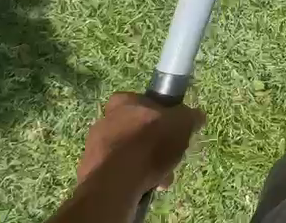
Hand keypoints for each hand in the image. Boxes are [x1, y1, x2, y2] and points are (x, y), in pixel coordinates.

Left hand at [78, 92, 206, 192]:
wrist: (117, 181)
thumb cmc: (151, 142)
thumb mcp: (183, 123)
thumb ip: (190, 117)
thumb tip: (197, 116)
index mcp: (123, 102)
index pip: (138, 100)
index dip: (155, 113)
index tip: (166, 126)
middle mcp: (103, 121)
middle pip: (134, 129)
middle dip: (151, 144)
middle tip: (167, 157)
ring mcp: (93, 148)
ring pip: (125, 153)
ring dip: (142, 162)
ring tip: (159, 177)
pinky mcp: (89, 173)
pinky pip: (115, 172)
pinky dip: (128, 177)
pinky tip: (143, 185)